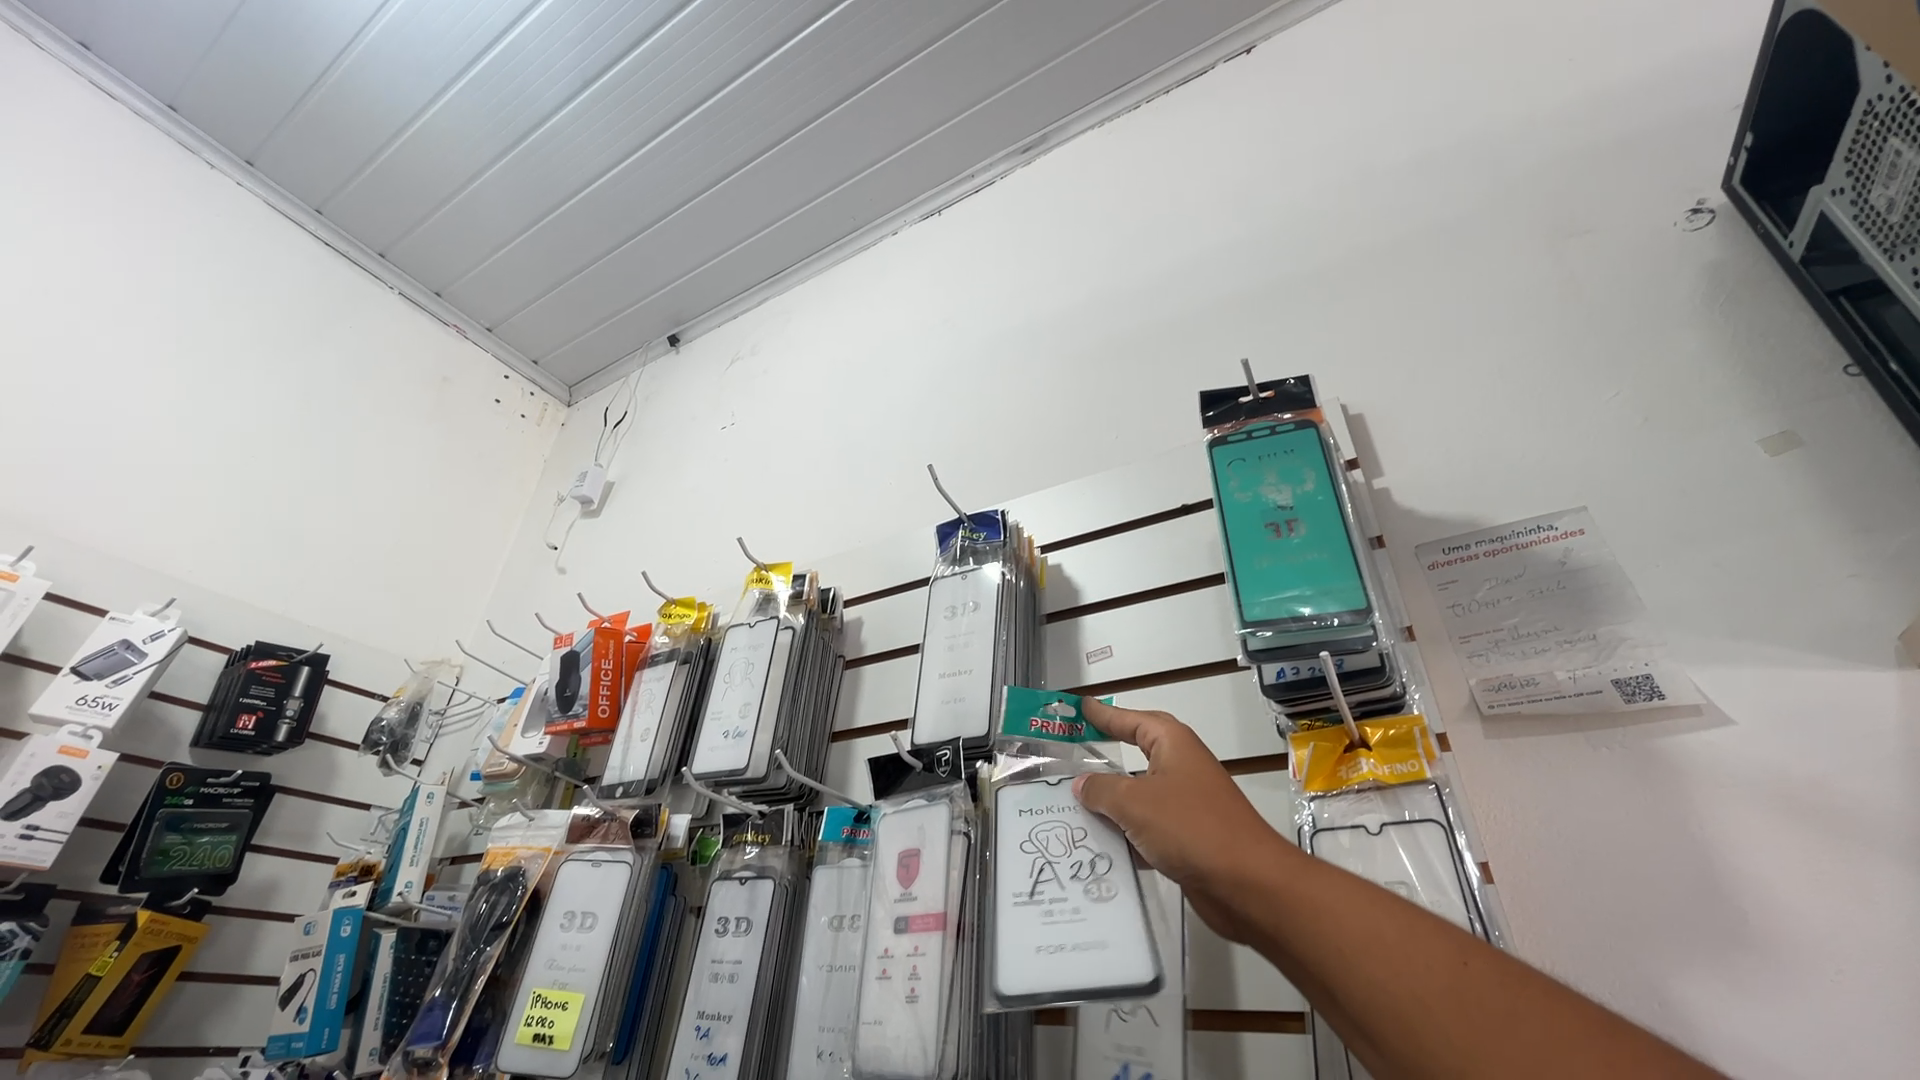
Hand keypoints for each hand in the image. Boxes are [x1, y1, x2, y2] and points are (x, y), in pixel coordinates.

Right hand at [1073, 699, 1291, 943]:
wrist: (1247, 884)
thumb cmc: (1190, 827)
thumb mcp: (1134, 803)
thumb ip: (1101, 790)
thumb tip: (1081, 784)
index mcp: (1173, 745)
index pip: (1132, 720)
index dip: (1105, 715)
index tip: (1080, 708)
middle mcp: (1181, 768)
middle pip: (1137, 755)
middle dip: (1106, 756)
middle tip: (1073, 753)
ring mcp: (1187, 805)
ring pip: (1139, 797)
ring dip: (1110, 803)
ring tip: (1070, 804)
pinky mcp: (1188, 840)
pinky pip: (1147, 830)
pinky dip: (1125, 836)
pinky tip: (1097, 847)